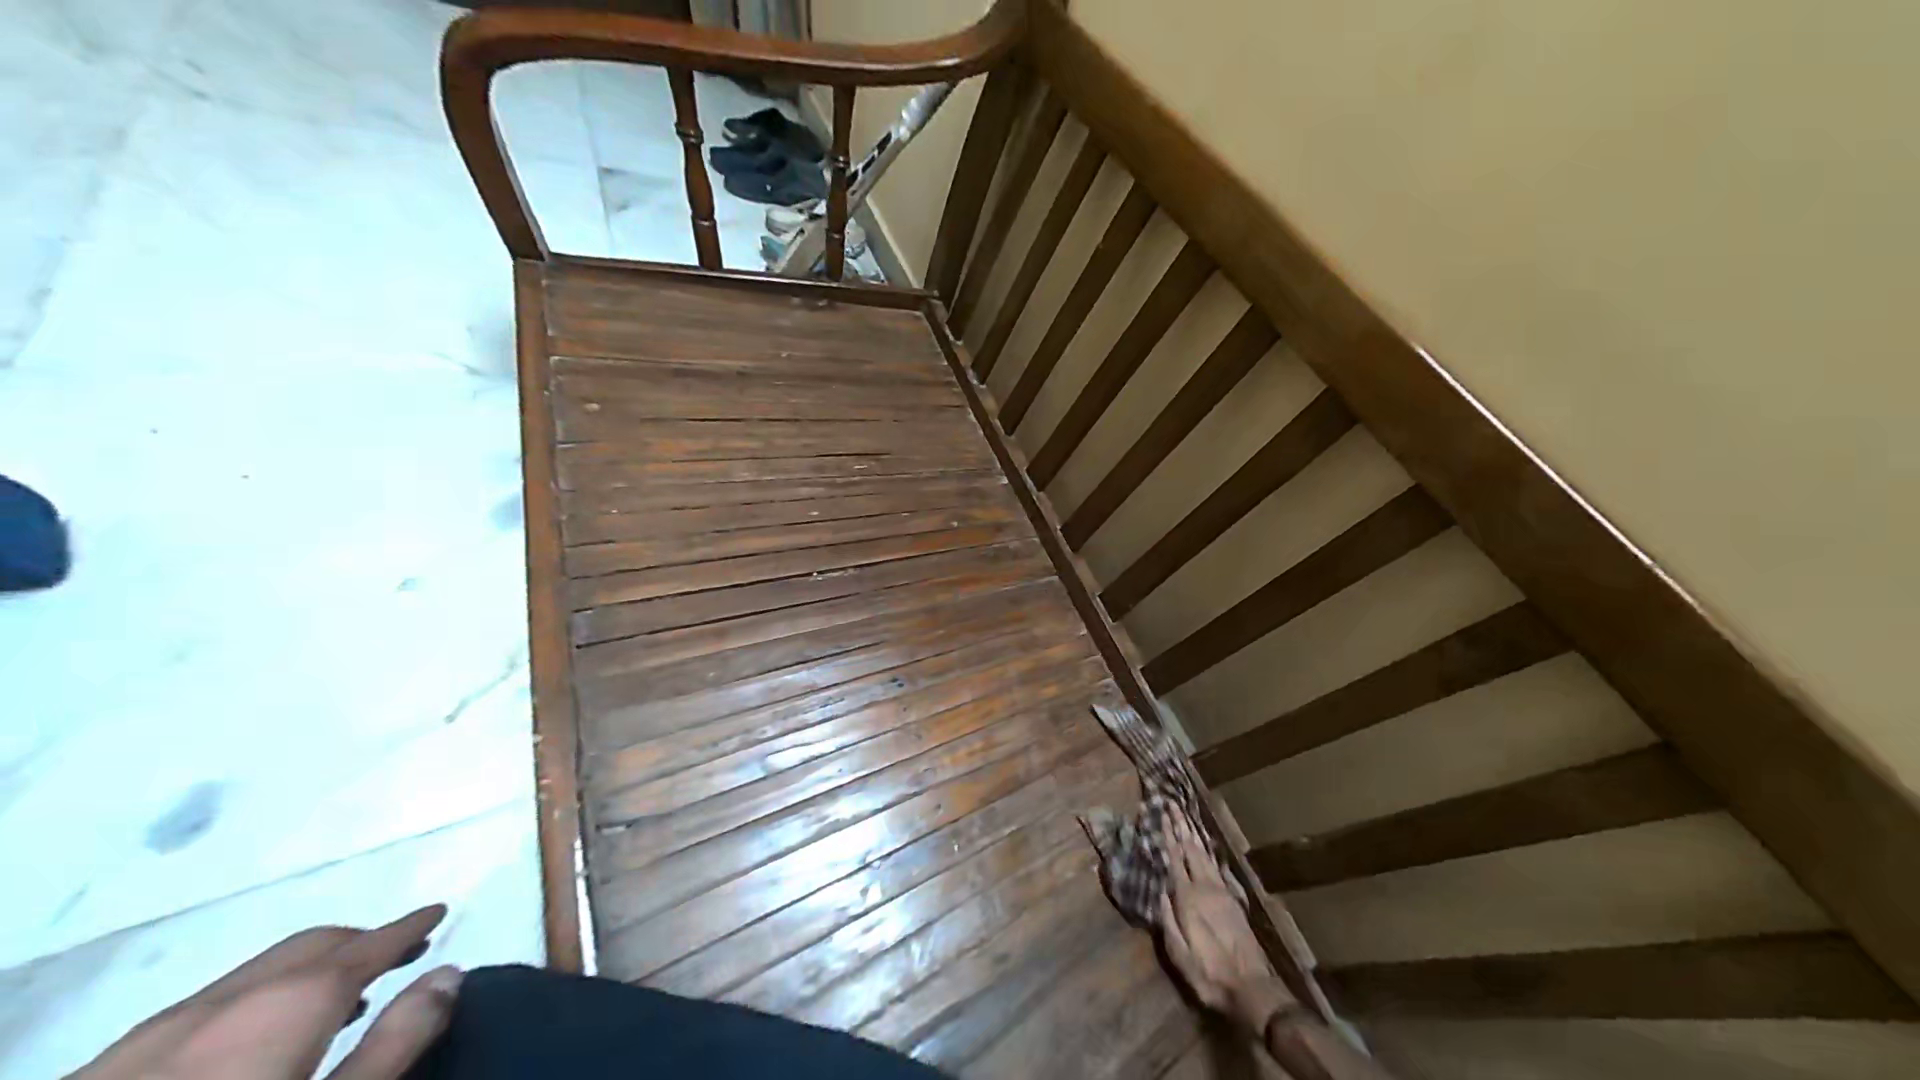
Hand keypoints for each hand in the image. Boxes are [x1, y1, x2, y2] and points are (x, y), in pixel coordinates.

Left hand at [73, 904, 460, 1079]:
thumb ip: (394, 1041)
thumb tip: (448, 975)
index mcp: (290, 1003)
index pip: (368, 945)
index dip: (410, 926)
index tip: (439, 911)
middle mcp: (227, 999)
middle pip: (308, 946)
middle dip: (360, 941)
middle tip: (401, 950)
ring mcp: (153, 1033)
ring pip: (251, 975)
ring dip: (305, 971)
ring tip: (338, 996)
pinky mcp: (104, 1068)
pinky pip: (200, 1010)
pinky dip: (252, 1001)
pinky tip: (248, 1041)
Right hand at [1157, 811, 1293, 1035]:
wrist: (1252, 989)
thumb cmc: (1209, 974)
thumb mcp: (1179, 953)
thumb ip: (1167, 919)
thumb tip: (1159, 889)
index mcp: (1189, 898)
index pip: (1174, 859)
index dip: (1166, 836)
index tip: (1159, 814)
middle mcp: (1206, 888)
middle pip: (1190, 850)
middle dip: (1179, 825)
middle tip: (1171, 803)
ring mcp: (1222, 892)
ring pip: (1204, 854)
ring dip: (1193, 833)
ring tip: (1184, 815)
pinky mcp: (1232, 900)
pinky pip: (1216, 865)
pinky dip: (1207, 850)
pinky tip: (1205, 844)